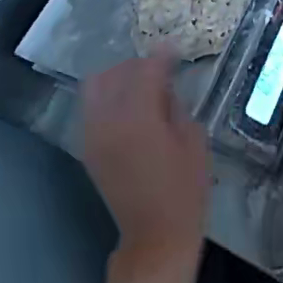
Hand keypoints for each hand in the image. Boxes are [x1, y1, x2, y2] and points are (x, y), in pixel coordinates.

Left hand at [80, 56, 208, 268]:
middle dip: (137, 65)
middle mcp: (107, 121)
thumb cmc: (186, 188)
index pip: (146, 72)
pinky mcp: (88, 148)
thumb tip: (165, 89)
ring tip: (143, 84)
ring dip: (118, 79)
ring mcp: (92, 135)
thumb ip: (175, 107)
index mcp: (138, 118)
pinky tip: (130, 106)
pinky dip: (109, 98)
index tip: (175, 49)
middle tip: (161, 67)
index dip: (162, 57)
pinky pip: (92, 109)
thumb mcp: (193, 141)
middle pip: (114, 75)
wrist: (156, 233)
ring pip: (95, 89)